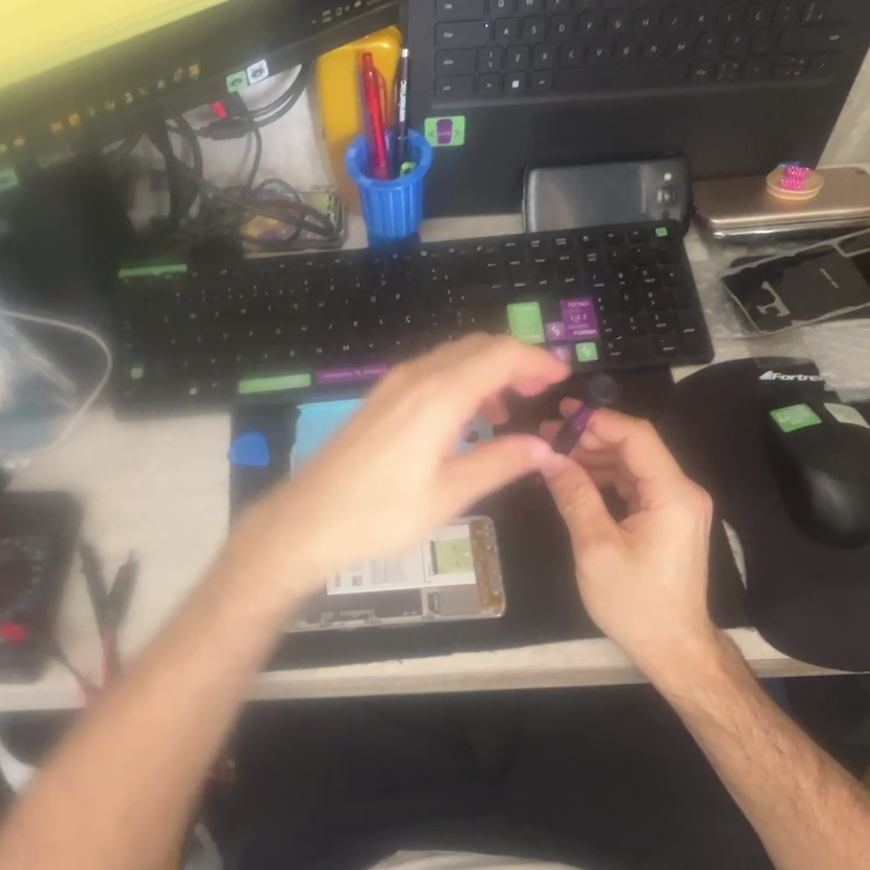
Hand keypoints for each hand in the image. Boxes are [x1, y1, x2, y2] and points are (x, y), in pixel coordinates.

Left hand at [234, 335, 569, 599]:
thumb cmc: (380, 514)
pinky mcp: (378, 400)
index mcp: (440, 395)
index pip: (502, 354)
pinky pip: (430, 373)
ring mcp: (392, 386)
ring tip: (507, 409)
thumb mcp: (449, 495)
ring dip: (486, 371)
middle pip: (478, 347)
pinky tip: (464, 419)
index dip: (538, 359)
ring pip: (452, 357)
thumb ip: (499, 463)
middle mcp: (416, 378)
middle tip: (542, 392)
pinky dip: (459, 382)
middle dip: (516, 361)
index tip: (563, 378)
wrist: (307, 522)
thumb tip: (545, 450)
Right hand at [538, 403, 721, 688]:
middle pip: (636, 447)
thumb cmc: (635, 602)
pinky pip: (637, 486)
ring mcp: (678, 505)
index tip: (560, 416)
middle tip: (548, 434)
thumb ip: (574, 496)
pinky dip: (607, 479)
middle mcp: (683, 492)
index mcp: (672, 495)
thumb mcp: (596, 548)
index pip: (638, 437)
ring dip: (596, 458)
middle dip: (592, 437)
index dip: (598, 421)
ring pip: (634, 465)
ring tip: (555, 456)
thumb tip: (547, 457)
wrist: (672, 645)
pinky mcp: (669, 519)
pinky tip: (576, 479)